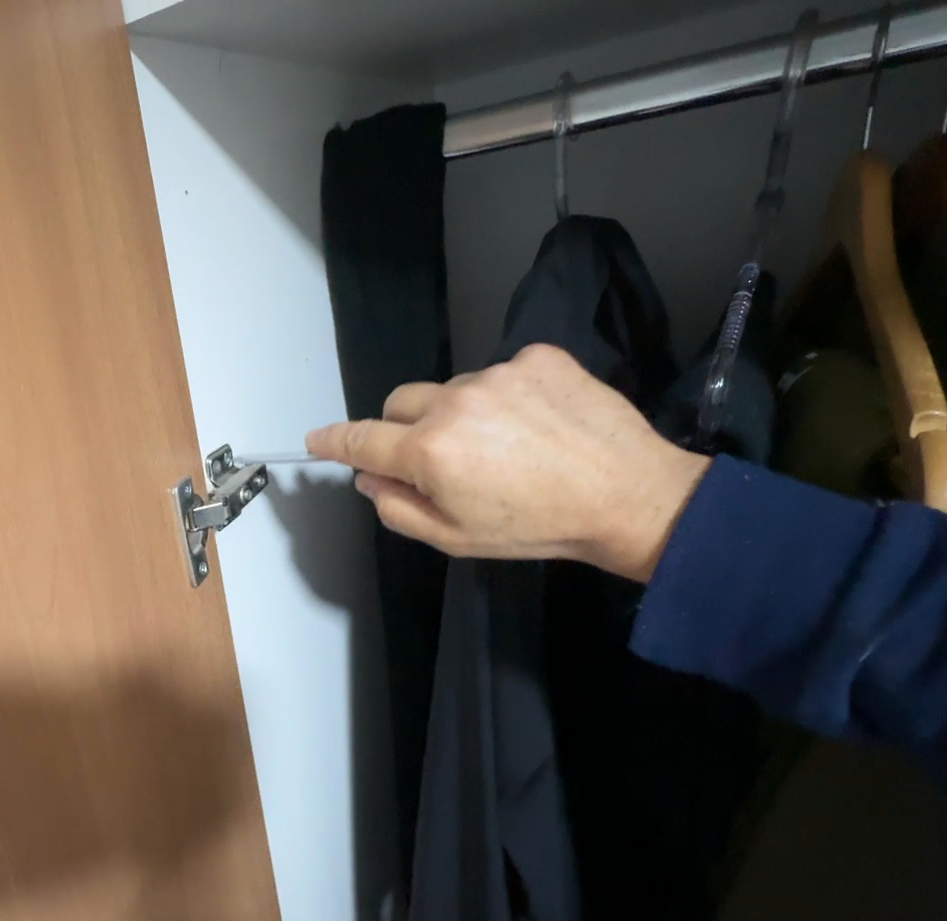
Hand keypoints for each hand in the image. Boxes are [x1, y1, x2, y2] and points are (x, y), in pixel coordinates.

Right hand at [304, 344, 711, 581]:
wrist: (629, 496)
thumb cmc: (536, 528)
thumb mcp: (454, 538)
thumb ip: (398, 509)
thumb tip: (371, 478)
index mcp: (431, 452)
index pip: (362, 438)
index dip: (335, 440)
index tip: (318, 438)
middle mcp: (455, 402)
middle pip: (399, 402)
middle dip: (404, 428)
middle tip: (439, 459)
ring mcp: (498, 373)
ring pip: (450, 389)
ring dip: (459, 413)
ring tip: (505, 445)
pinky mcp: (538, 356)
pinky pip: (499, 373)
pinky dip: (503, 397)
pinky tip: (534, 423)